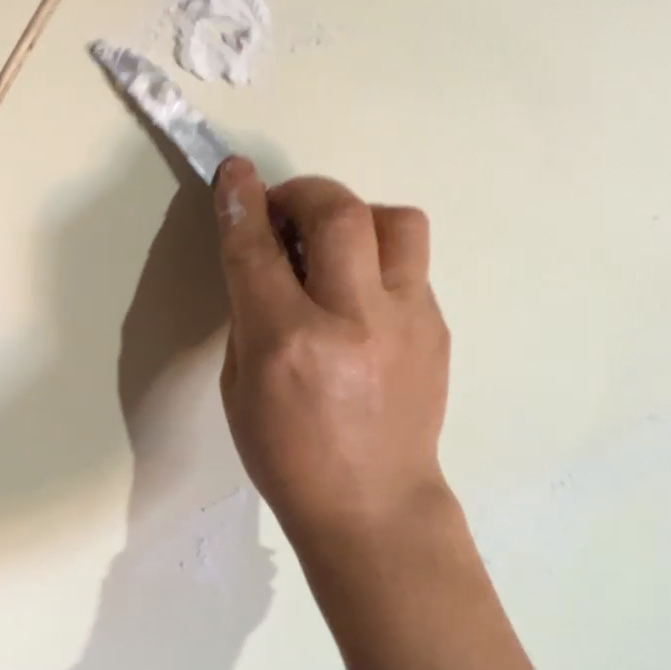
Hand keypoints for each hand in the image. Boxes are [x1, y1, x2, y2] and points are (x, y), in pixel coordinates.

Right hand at [212, 157, 451, 540]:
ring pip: (394, 222)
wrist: (368, 498)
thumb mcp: (240, 388)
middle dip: (300, 192)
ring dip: (352, 215)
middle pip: (337, 213)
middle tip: (278, 206)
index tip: (233, 172)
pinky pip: (408, 263)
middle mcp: (350, 318)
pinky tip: (352, 289)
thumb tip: (264, 269)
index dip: (240, 204)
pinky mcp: (437, 323)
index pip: (256, 252)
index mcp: (284, 342)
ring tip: (327, 242)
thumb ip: (251, 321)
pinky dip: (373, 258)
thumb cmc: (282, 453)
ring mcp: (405, 317)